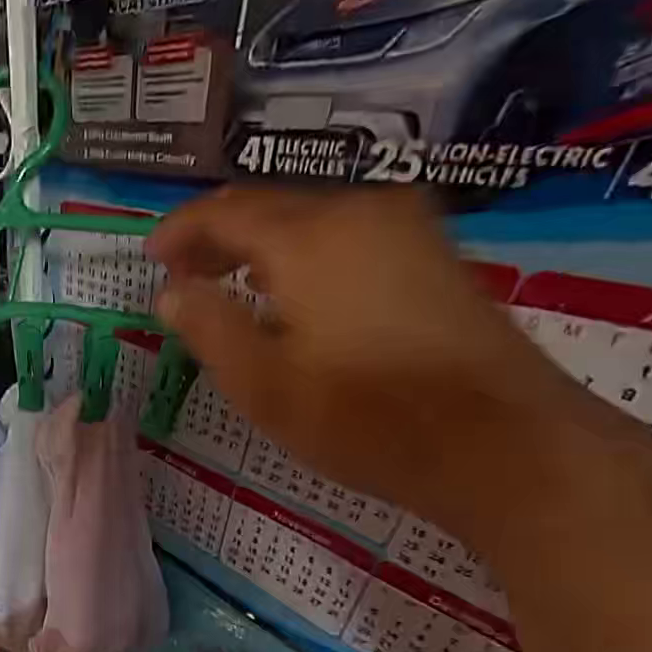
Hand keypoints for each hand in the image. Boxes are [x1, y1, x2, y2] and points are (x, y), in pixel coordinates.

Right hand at [144, 185, 651, 539]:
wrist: (503, 445)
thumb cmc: (362, 417)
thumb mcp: (260, 382)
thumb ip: (208, 326)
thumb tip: (170, 291)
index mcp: (309, 238)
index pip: (225, 212)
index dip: (179, 231)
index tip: (149, 257)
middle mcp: (359, 214)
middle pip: (268, 206)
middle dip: (214, 235)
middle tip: (178, 274)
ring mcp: (404, 230)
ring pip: (308, 218)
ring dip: (256, 244)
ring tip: (223, 283)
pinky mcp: (430, 256)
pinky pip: (343, 235)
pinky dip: (297, 253)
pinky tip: (286, 290)